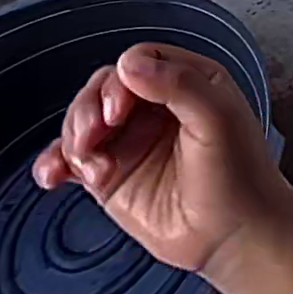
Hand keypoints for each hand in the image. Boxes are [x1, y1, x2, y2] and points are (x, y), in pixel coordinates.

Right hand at [31, 42, 288, 275]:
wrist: (231, 233)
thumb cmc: (238, 172)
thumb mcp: (218, 118)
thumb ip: (180, 85)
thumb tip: (130, 63)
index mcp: (191, 81)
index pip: (143, 60)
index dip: (123, 78)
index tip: (120, 109)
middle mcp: (158, 106)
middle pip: (104, 86)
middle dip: (90, 108)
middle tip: (97, 135)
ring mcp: (133, 139)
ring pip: (83, 119)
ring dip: (73, 137)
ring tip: (95, 167)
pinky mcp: (111, 174)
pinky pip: (70, 158)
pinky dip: (54, 162)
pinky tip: (54, 176)